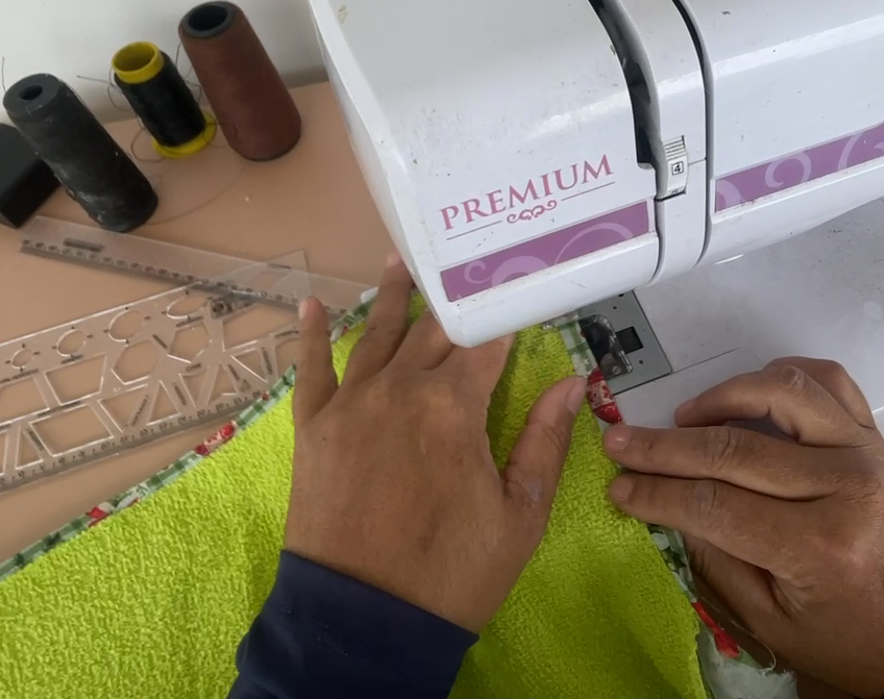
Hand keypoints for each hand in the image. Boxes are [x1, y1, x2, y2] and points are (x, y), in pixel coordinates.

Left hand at [282, 256, 584, 631]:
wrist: (361, 627)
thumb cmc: (452, 573)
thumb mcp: (519, 515)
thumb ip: (545, 439)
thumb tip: (572, 382)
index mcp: (454, 406)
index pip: (486, 340)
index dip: (504, 311)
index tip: (515, 282)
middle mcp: (401, 389)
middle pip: (434, 330)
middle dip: (454, 297)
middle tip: (465, 261)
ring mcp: (352, 404)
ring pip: (377, 333)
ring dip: (391, 294)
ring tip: (399, 257)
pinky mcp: (314, 428)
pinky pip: (312, 370)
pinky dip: (311, 336)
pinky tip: (312, 305)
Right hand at [602, 358, 883, 696]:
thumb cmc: (844, 635)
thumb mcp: (769, 620)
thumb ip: (713, 555)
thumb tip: (664, 499)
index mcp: (821, 546)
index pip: (715, 504)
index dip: (657, 492)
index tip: (618, 484)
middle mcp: (846, 486)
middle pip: (735, 449)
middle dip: (665, 446)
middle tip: (622, 441)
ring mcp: (864, 450)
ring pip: (782, 391)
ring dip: (723, 395)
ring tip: (687, 416)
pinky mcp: (873, 434)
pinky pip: (828, 378)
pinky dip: (783, 373)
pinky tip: (752, 389)